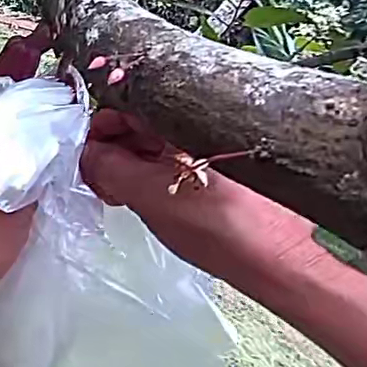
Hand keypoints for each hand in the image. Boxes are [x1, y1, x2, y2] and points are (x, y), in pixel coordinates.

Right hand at [79, 109, 324, 285]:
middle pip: (145, 120)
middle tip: (97, 174)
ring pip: (160, 140)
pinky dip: (155, 171)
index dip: (103, 124)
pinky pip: (179, 156)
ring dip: (131, 161)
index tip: (87, 148)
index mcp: (192, 119)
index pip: (133, 102)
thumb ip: (108, 167)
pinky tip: (143, 193)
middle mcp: (209, 123)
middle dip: (114, 146)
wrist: (279, 264)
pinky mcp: (227, 165)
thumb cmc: (223, 229)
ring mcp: (221, 144)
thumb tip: (87, 153)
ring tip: (117, 189)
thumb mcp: (148, 196)